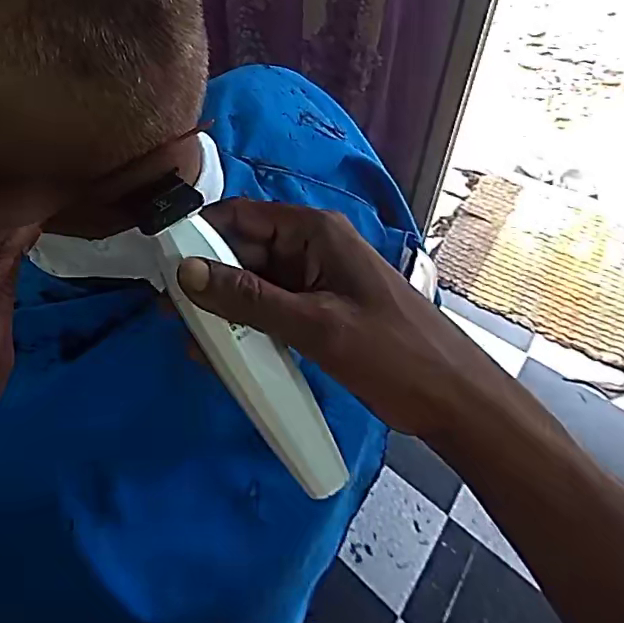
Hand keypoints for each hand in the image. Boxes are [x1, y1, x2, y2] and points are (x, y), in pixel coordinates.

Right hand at [175, 199, 509, 438]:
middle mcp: (309, 248)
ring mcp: (312, 281)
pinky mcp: (314, 311)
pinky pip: (266, 309)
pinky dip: (244, 326)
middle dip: (206, 279)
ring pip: (249, 283)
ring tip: (193, 339)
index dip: (200, 232)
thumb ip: (247, 298)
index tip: (165, 259)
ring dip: (222, 308)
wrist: (458, 406)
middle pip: (241, 251)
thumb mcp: (315, 326)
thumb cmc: (396, 354)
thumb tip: (185, 273)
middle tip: (173, 311)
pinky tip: (223, 353)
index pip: (241, 216)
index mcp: (313, 232)